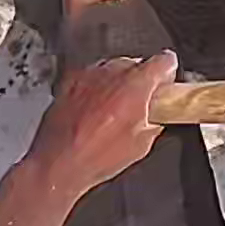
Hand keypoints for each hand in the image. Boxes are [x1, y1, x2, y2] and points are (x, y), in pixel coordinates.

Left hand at [22, 50, 177, 201]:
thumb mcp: (141, 146)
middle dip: (140, 81)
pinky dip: (95, 87)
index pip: (164, 60)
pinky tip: (91, 109)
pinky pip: (92, 76)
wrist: (56, 165)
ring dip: (117, 82)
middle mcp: (114, 72)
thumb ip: (154, 121)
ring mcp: (91, 73)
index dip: (168, 72)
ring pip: (114, 68)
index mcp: (137, 84)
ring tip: (110, 109)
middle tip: (136, 103)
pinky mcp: (72, 80)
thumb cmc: (96, 158)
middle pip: (138, 64)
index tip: (166, 82)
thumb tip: (156, 117)